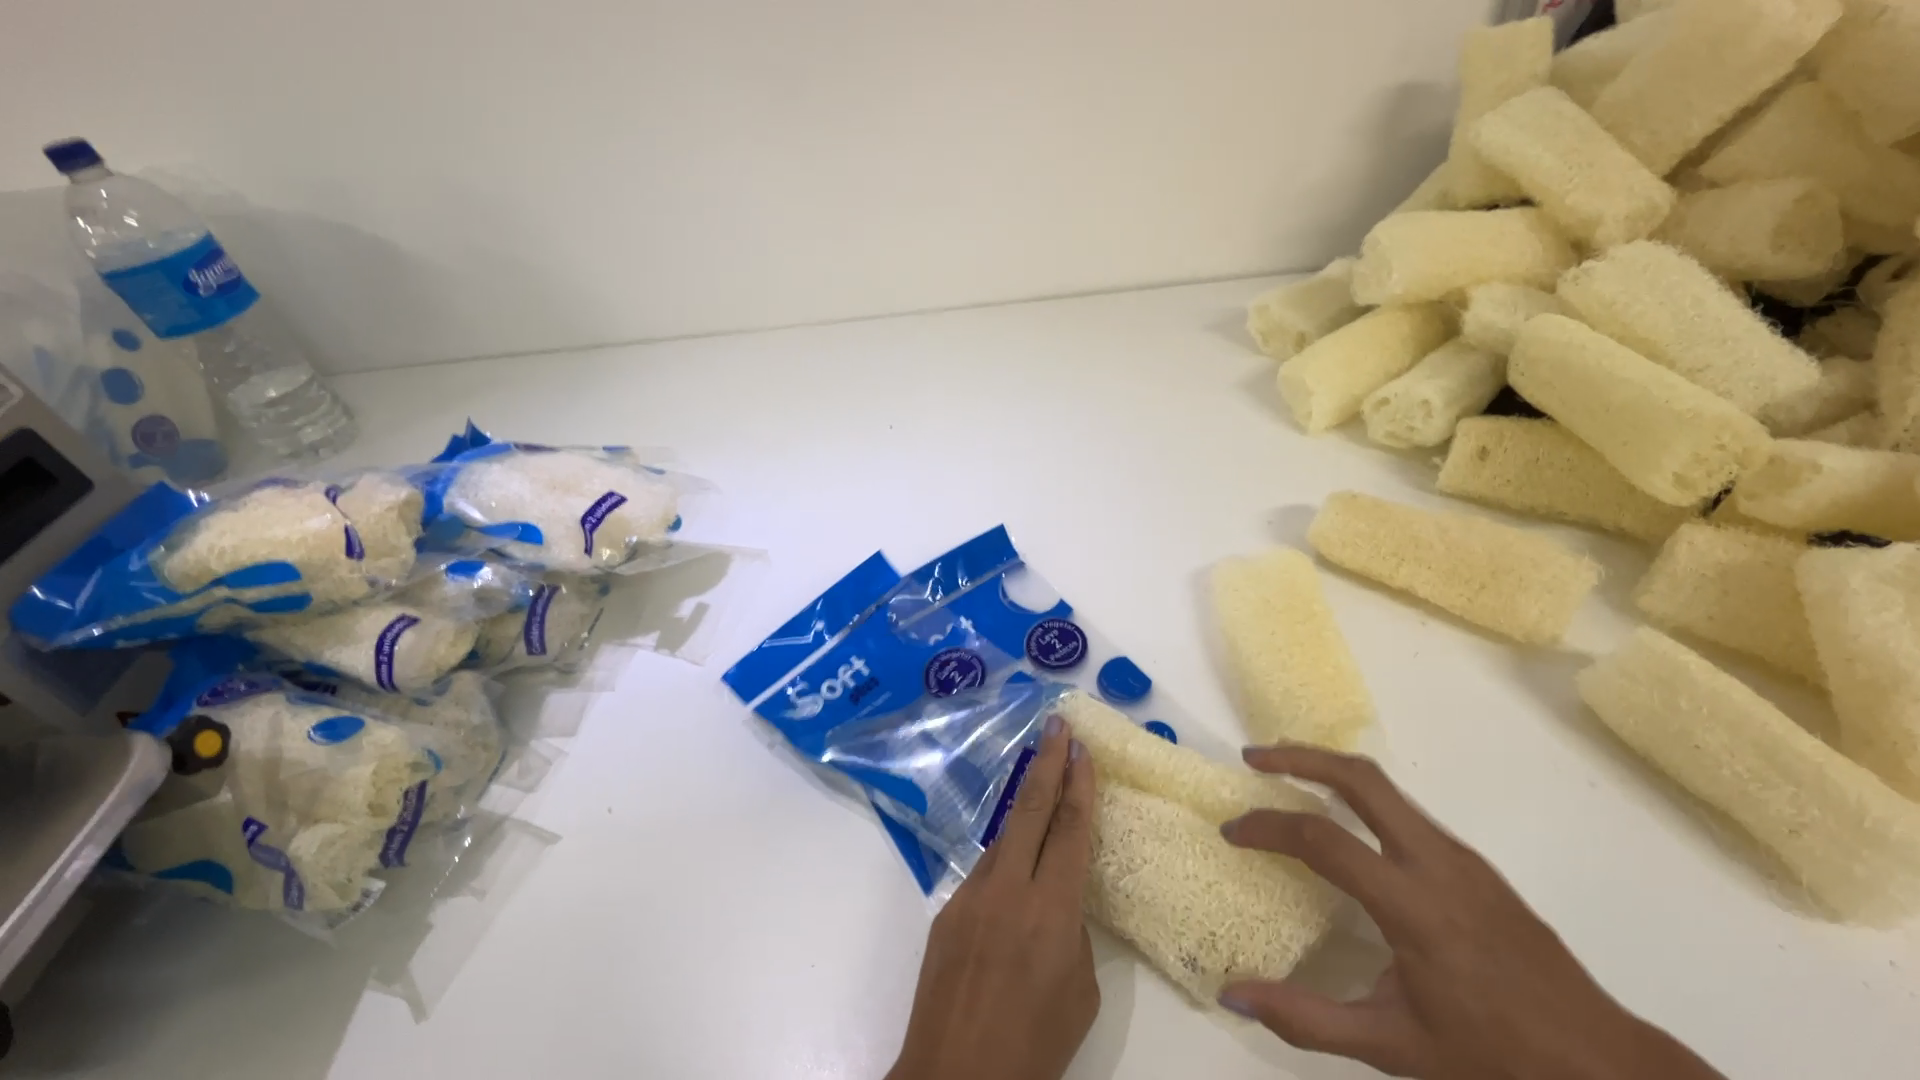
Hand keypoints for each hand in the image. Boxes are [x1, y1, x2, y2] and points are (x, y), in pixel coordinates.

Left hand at [885, 715, 1099, 1079]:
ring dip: (1023, 811)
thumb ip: (1073, 933)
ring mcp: (968, 898)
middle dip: (1045, 763)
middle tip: (1056, 725)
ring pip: (1002, 841)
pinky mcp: (945, 913)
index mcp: (1050, 911)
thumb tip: (1058, 902)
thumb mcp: (1079, 992)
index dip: (1078, 786)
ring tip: (1039, 782)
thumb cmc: (1034, 1045)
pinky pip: (982, 875)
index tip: (1082, 749)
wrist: (954, 1078)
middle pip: (1030, 811)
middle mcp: (1006, 890)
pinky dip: (1004, 863)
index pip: (1069, 831)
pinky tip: (1013, 876)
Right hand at [1218, 745, 1726, 1079]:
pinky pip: (1407, 812)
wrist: (1601, 1063)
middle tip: (1252, 758)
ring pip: (1388, 789)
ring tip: (1287, 776)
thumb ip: (1305, 1019)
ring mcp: (1462, 860)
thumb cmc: (1492, 1056)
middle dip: (1301, 757)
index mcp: (1413, 906)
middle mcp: (1438, 864)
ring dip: (1331, 771)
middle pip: (1362, 780)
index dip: (1268, 828)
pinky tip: (1346, 826)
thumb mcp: (1391, 1046)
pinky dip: (1361, 798)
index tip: (1233, 832)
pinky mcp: (1476, 867)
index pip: (1322, 841)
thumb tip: (1233, 995)